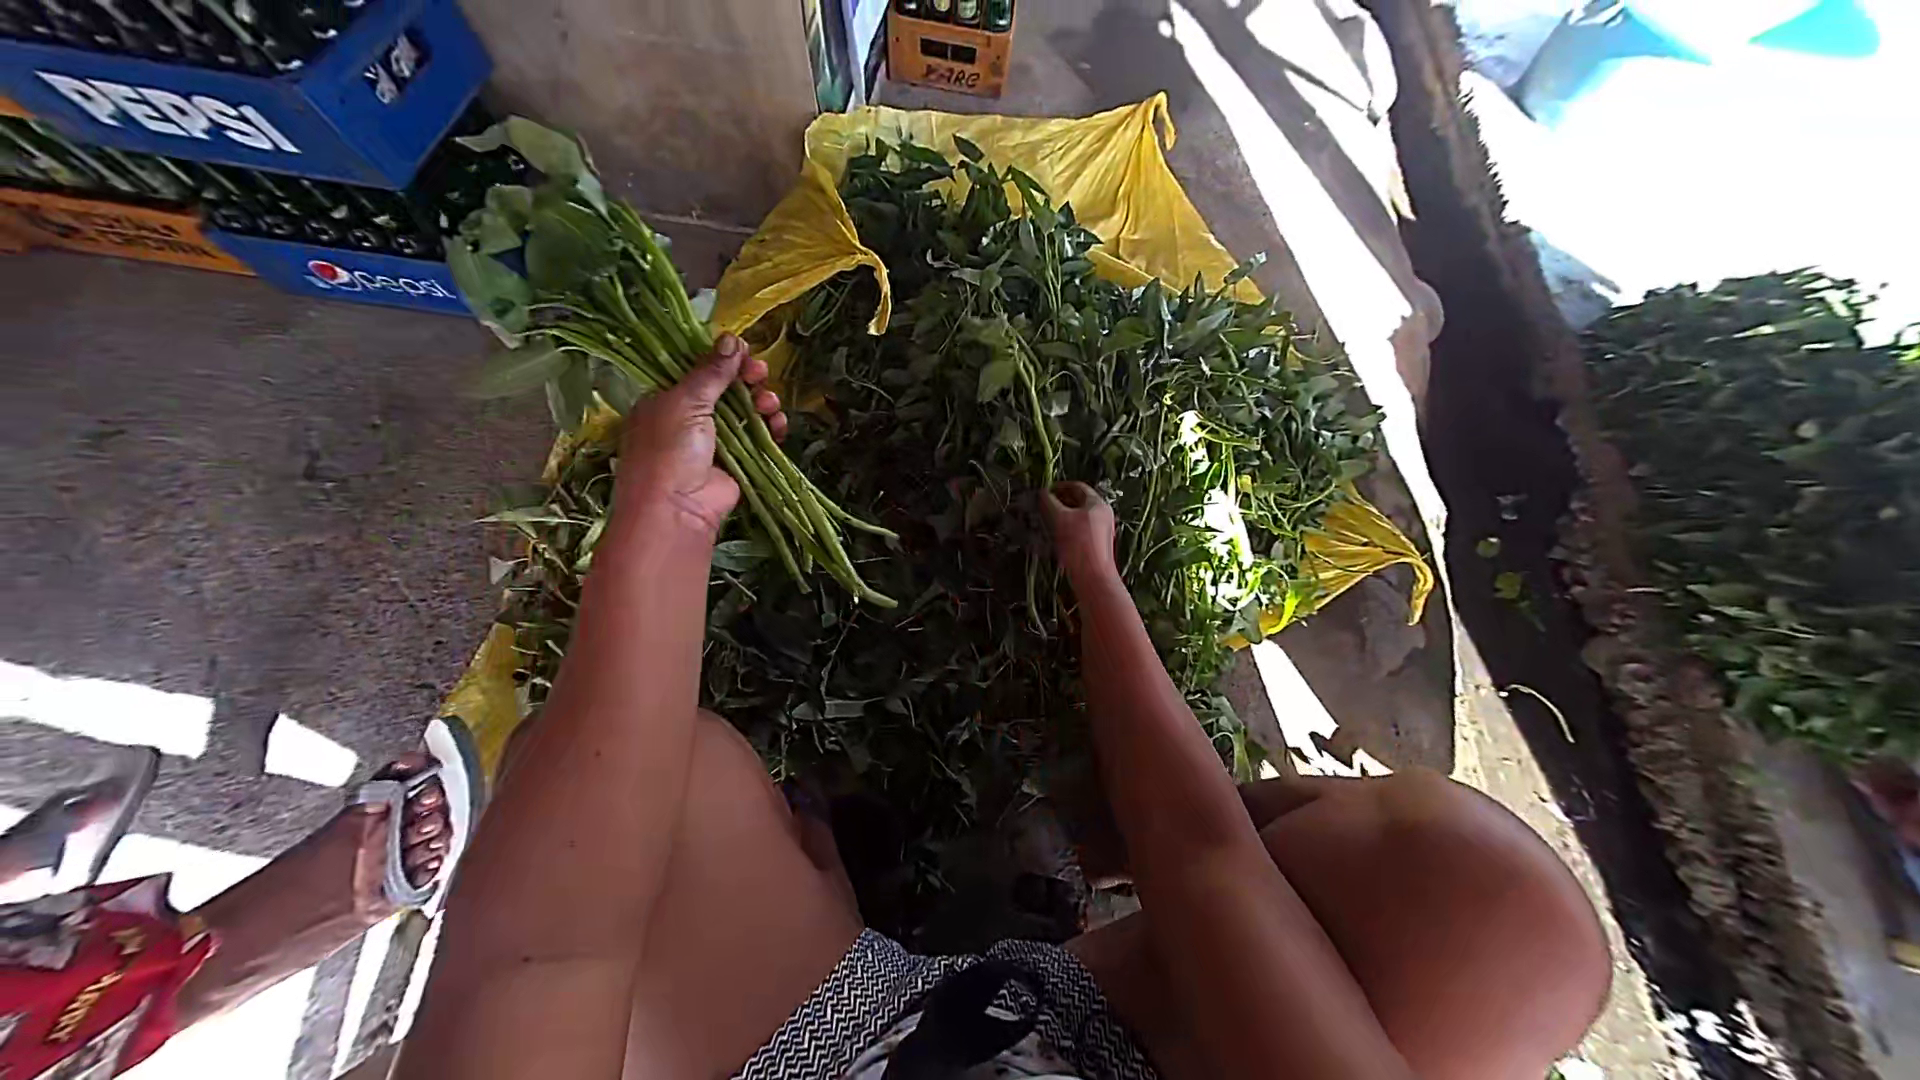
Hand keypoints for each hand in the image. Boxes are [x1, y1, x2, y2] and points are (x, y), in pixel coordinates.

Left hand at [617, 333, 786, 537]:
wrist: (676, 508)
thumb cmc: (669, 450)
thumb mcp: (685, 402)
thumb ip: (711, 372)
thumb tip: (731, 338)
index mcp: (666, 398)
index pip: (699, 370)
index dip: (723, 360)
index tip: (743, 352)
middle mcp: (689, 417)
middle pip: (726, 389)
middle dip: (747, 379)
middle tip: (761, 374)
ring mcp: (715, 441)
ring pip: (746, 412)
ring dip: (761, 403)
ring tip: (769, 404)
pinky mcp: (737, 461)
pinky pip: (759, 438)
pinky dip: (771, 429)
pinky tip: (778, 424)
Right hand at [1042, 481, 1117, 583]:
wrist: (1093, 578)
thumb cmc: (1079, 546)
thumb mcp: (1059, 519)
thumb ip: (1048, 502)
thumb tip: (1042, 493)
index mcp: (1097, 504)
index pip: (1077, 486)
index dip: (1058, 487)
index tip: (1043, 492)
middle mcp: (1102, 514)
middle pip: (1078, 501)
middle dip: (1058, 502)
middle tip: (1042, 506)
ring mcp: (1100, 530)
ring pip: (1077, 517)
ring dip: (1060, 516)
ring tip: (1045, 521)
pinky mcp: (1095, 544)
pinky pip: (1079, 530)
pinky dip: (1066, 529)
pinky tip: (1054, 537)